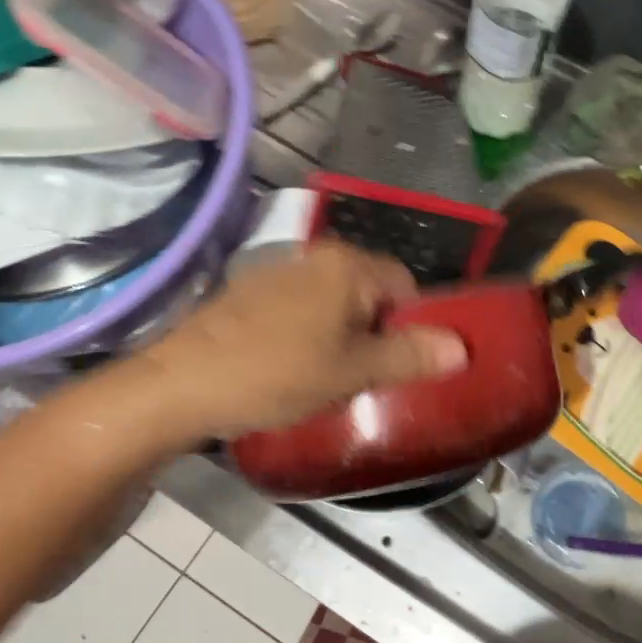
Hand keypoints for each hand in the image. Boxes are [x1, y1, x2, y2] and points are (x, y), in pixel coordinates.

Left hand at [139, 242, 467, 436]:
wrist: (180, 385)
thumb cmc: (277, 373)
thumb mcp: (352, 372)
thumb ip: (409, 356)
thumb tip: (462, 347)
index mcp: (345, 265)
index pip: (405, 285)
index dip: (413, 325)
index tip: (404, 365)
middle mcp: (313, 257)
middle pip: (368, 293)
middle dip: (376, 334)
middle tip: (371, 378)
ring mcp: (276, 274)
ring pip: (333, 305)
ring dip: (343, 338)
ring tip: (333, 382)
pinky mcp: (248, 296)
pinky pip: (300, 312)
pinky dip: (309, 338)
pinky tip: (294, 373)